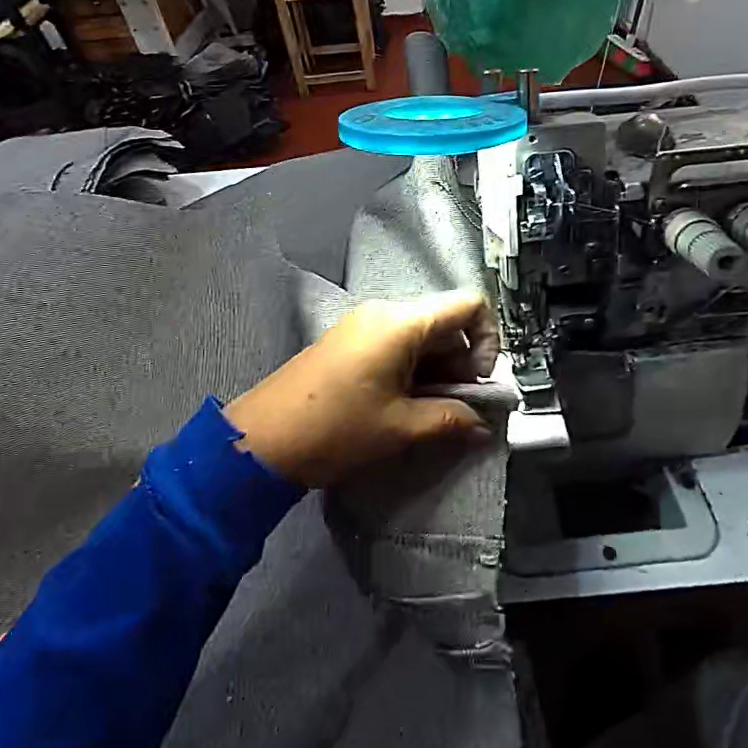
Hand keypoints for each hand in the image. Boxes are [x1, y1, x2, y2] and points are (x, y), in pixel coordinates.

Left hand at [224, 292, 501, 486]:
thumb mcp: (401, 427)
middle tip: (459, 406)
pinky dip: (415, 370)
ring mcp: (364, 325)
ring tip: (432, 411)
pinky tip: (407, 404)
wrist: (258, 442)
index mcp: (402, 322)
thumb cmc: (335, 429)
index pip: (469, 305)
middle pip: (447, 323)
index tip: (479, 380)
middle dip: (463, 363)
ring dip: (439, 370)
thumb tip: (482, 425)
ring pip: (424, 336)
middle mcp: (385, 313)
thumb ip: (451, 419)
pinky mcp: (350, 342)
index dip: (488, 340)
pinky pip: (399, 344)